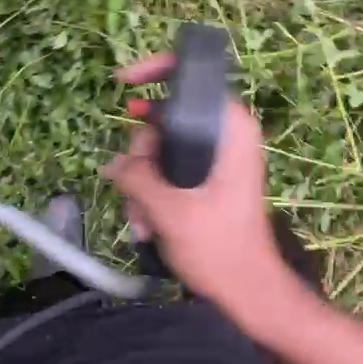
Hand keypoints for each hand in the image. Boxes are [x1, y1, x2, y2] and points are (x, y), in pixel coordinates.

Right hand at [103, 54, 308, 326]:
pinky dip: (151, 194)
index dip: (158, 71)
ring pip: (161, 150)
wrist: (247, 292)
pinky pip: (168, 173)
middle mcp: (225, 137)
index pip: (195, 78)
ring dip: (141, 183)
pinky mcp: (207, 183)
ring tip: (142, 221)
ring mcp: (215, 161)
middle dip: (141, 154)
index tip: (124, 84)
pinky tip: (146, 225)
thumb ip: (138, 176)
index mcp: (231, 129)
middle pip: (166, 119)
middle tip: (136, 187)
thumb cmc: (219, 248)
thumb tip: (115, 164)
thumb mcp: (170, 209)